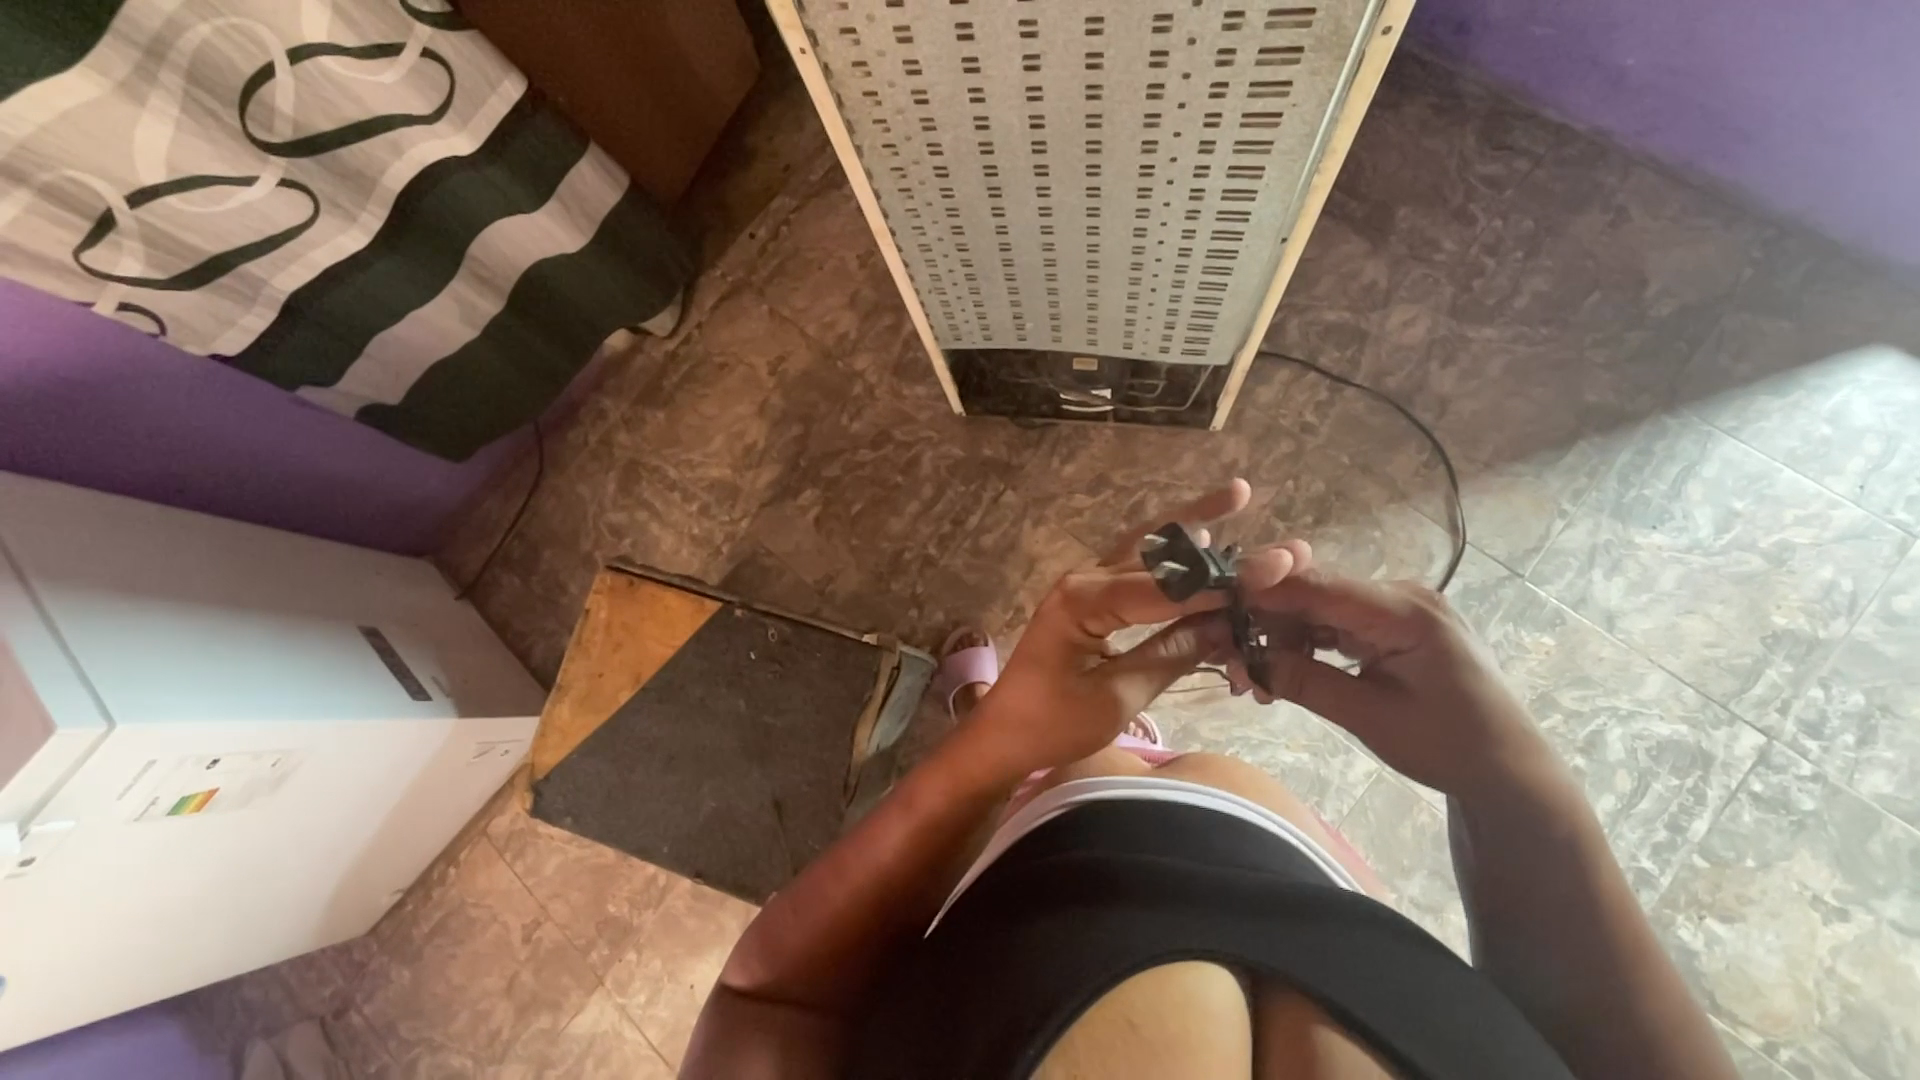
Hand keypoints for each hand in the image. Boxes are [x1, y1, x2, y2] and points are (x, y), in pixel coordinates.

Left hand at [961, 480, 1311, 777]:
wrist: (1002, 735)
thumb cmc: (1052, 724)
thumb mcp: (1119, 697)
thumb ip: (1172, 653)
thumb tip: (1227, 623)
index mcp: (1084, 602)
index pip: (1168, 586)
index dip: (1224, 578)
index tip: (1279, 564)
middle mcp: (1082, 580)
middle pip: (1155, 550)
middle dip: (1206, 528)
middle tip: (1248, 496)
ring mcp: (1082, 585)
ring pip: (1142, 546)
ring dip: (1185, 523)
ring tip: (1231, 495)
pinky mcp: (1086, 599)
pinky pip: (1132, 567)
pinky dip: (1166, 552)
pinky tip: (1195, 537)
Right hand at [1238, 571, 1559, 797]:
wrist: (1509, 773)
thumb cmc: (1448, 746)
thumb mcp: (1368, 716)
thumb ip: (1304, 681)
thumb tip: (1244, 661)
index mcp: (1405, 611)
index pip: (1316, 584)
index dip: (1261, 592)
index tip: (1215, 610)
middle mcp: (1401, 596)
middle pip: (1313, 594)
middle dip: (1266, 625)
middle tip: (1231, 665)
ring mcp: (1399, 610)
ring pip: (1319, 610)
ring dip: (1282, 640)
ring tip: (1254, 681)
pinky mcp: (1394, 628)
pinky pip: (1337, 625)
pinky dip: (1307, 647)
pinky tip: (1283, 673)